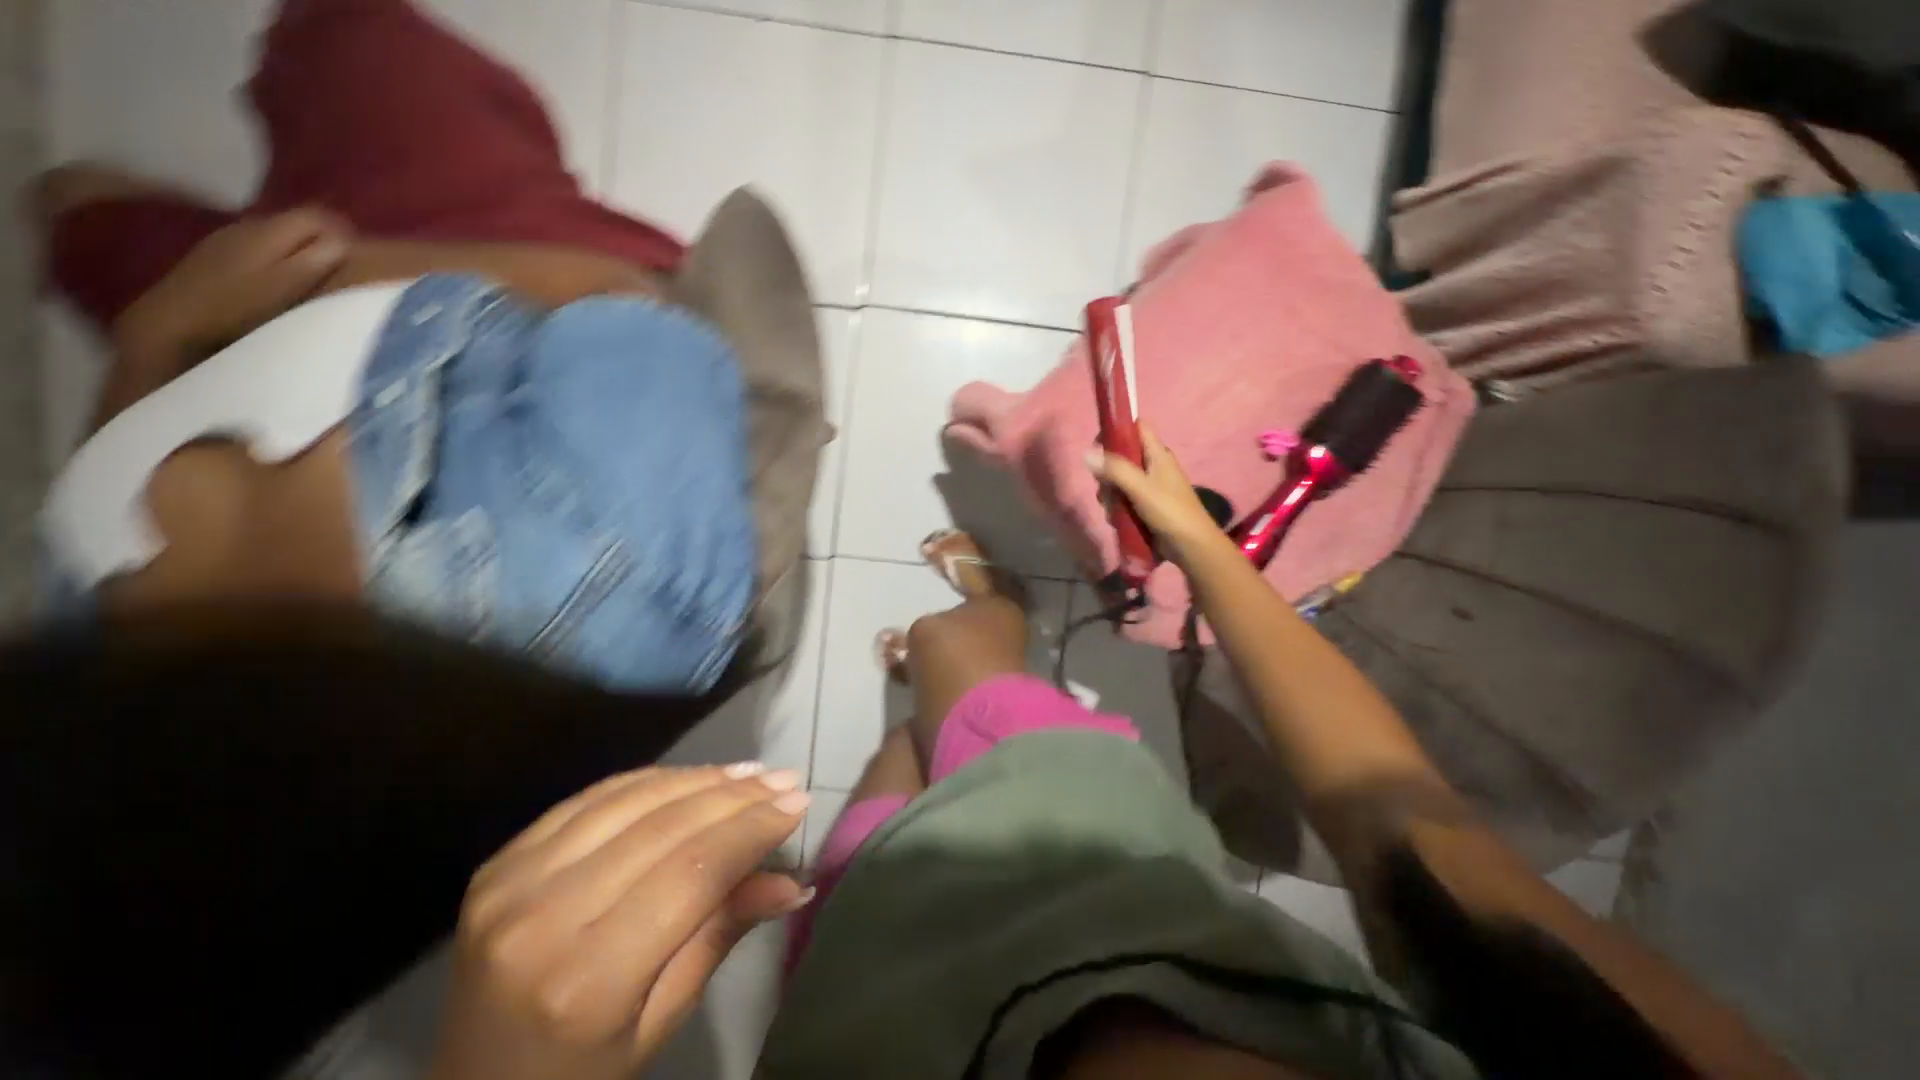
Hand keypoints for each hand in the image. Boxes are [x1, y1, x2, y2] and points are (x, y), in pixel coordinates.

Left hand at [114, 207, 351, 356]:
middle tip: (340, 271)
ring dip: (298, 251)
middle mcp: (248, 224)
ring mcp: (227, 237)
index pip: (318, 215)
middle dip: (322, 241)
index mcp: (270, 230)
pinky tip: (274, 281)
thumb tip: (345, 239)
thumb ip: (316, 259)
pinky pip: (257, 247)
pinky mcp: (213, 254)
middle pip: (297, 222)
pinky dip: (274, 259)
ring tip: (310, 278)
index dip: (343, 232)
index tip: (359, 258)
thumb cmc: (237, 307)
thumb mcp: (286, 286)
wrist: (170, 321)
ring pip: (277, 234)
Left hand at [428, 765, 812, 1079]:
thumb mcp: (660, 1021)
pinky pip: (588, 801)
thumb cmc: (580, 1072)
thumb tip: (793, 881)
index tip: (798, 803)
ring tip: (747, 772)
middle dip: (734, 797)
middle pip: (662, 827)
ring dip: (696, 778)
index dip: (751, 830)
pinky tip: (688, 778)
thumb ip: (719, 936)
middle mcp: (544, 916)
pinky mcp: (499, 861)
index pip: (691, 872)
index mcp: (589, 977)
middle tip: (784, 779)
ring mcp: (512, 880)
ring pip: (627, 800)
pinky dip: (646, 782)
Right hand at [1088, 425, 1229, 566]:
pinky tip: (1117, 520)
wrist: (1191, 546)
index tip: (1098, 444)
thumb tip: (1087, 454)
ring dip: (1110, 495)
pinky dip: (1117, 509)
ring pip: (1118, 482)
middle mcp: (1152, 467)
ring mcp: (1148, 488)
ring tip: (1112, 510)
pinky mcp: (1145, 507)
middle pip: (1121, 457)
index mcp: (1157, 454)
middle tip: (1104, 487)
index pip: (1137, 427)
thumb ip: (1115, 470)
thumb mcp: (1140, 488)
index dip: (1118, 429)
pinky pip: (1123, 500)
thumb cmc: (1170, 511)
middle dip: (1107, 472)